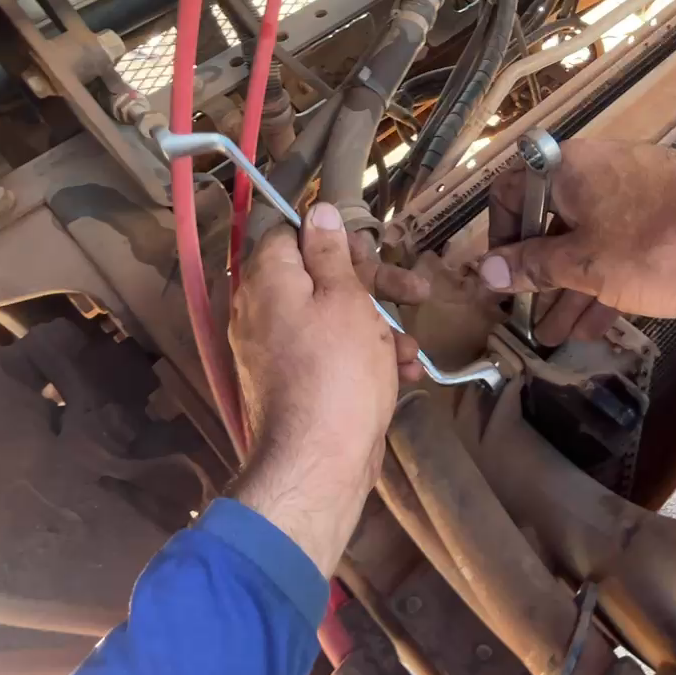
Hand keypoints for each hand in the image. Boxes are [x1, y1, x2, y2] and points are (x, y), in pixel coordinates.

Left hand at [226, 203, 426, 573]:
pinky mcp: (296, 382)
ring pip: (332, 317)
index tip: (368, 248)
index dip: (331, 236)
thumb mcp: (345, 299)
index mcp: (268, 281)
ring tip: (411, 347)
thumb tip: (317, 211)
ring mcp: (277, 350)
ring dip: (378, 326)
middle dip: (373, 284)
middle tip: (413, 288)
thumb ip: (329, 253)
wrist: (319, 463)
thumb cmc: (338, 369)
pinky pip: (329, 352)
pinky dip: (364, 357)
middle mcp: (262, 311)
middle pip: (319, 276)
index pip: (289, 234)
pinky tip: (402, 373)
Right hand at [477, 140, 675, 341]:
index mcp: (568, 168)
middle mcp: (598, 171)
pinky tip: (593, 327)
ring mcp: (635, 192)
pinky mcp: (665, 216)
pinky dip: (603, 281)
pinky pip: (619, 247)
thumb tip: (482, 271)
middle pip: (551, 222)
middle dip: (537, 276)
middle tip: (526, 319)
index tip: (499, 280)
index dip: (498, 238)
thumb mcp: (583, 263)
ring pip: (587, 241)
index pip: (510, 192)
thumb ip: (531, 266)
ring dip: (568, 288)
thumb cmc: (652, 244)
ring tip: (554, 337)